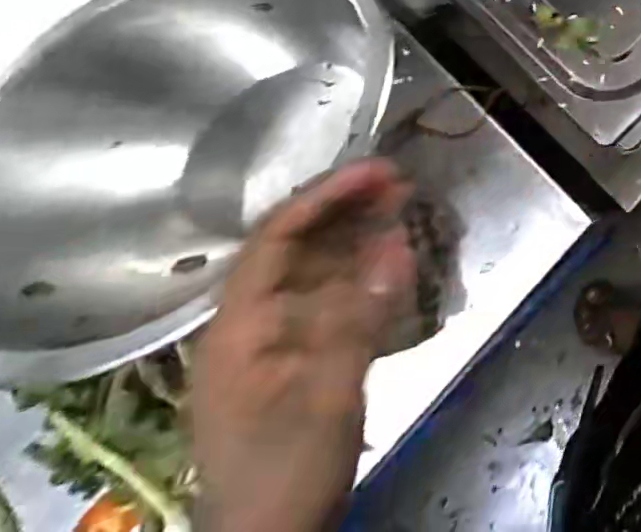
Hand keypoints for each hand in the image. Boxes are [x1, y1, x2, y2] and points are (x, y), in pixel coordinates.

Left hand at [191, 159, 414, 531]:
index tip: (376, 170)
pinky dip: (365, 270)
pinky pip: (334, 295)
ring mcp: (278, 339)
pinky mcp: (304, 354)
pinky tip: (393, 256)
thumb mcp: (326, 397)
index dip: (325, 197)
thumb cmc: (287, 469)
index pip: (276, 239)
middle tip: (399, 180)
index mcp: (239, 327)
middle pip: (297, 247)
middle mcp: (253, 323)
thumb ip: (359, 318)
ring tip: (401, 203)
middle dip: (345, 208)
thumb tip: (398, 245)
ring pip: (318, 268)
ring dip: (358, 234)